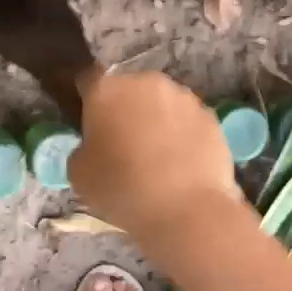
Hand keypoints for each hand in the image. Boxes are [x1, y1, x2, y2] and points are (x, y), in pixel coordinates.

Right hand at [68, 71, 245, 242]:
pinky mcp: (211, 117)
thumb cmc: (123, 189)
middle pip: (130, 91)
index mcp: (107, 90)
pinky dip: (183, 137)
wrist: (188, 209)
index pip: (88, 81)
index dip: (87, 100)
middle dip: (125, 111)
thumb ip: (83, 150)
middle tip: (124, 145)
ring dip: (157, 122)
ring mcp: (184, 97)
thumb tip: (96, 146)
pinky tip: (182, 165)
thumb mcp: (79, 175)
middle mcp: (146, 82)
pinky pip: (188, 123)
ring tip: (157, 158)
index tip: (89, 123)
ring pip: (162, 105)